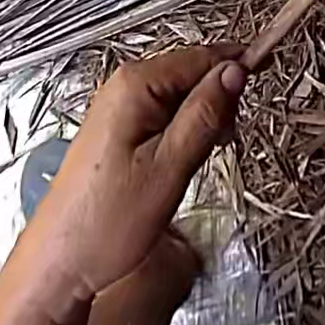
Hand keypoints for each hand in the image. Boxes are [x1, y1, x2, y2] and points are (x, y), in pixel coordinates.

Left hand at [0, 45, 244, 324]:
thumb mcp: (169, 167)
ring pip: (180, 93)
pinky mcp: (119, 125)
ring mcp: (119, 104)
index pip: (201, 56)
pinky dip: (185, 126)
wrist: (57, 268)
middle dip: (217, 97)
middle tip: (227, 137)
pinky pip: (164, 110)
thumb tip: (236, 71)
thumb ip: (205, 114)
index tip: (267, 69)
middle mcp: (125, 84)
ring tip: (206, 152)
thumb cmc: (109, 222)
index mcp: (136, 84)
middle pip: (191, 71)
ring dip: (203, 114)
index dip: (236, 63)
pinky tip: (186, 155)